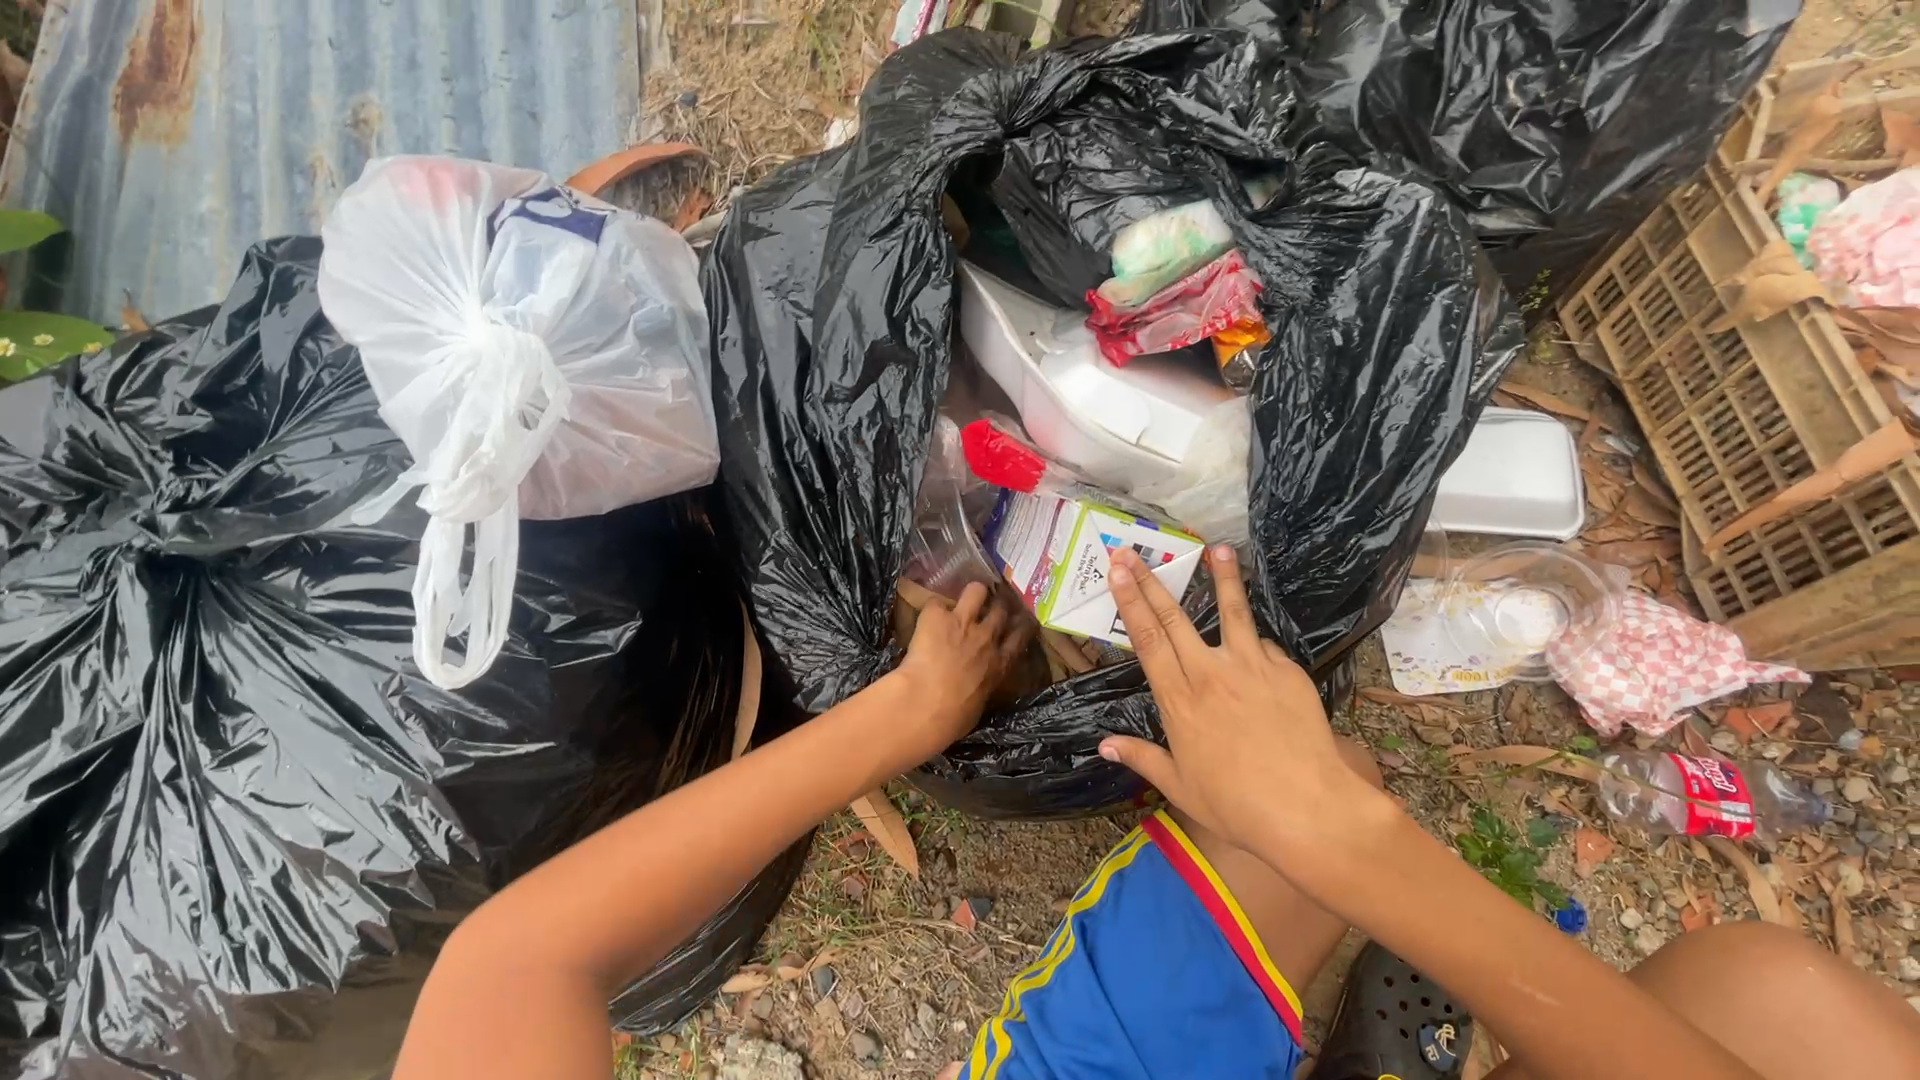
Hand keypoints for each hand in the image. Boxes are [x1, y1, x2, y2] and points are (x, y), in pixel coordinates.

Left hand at [897, 582, 1033, 749]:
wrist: (928, 702)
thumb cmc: (955, 717)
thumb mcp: (980, 707)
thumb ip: (983, 690)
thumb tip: (978, 692)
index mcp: (1000, 663)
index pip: (1021, 636)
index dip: (1022, 623)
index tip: (1021, 619)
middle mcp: (987, 637)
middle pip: (1001, 609)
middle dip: (998, 603)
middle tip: (991, 603)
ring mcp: (963, 622)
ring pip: (976, 591)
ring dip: (972, 593)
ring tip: (964, 598)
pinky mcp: (936, 616)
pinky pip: (937, 602)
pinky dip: (933, 608)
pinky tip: (927, 616)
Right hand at [1098, 546, 1386, 859]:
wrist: (1308, 808)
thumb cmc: (1236, 805)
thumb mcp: (1179, 786)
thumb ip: (1142, 758)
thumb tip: (1103, 745)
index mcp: (1179, 700)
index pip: (1147, 639)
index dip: (1130, 601)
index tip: (1118, 571)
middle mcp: (1211, 674)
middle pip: (1174, 617)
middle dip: (1150, 581)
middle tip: (1131, 551)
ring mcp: (1252, 667)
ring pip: (1231, 612)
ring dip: (1222, 578)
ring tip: (1217, 548)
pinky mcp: (1287, 671)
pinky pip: (1265, 647)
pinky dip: (1255, 640)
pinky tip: (1256, 644)